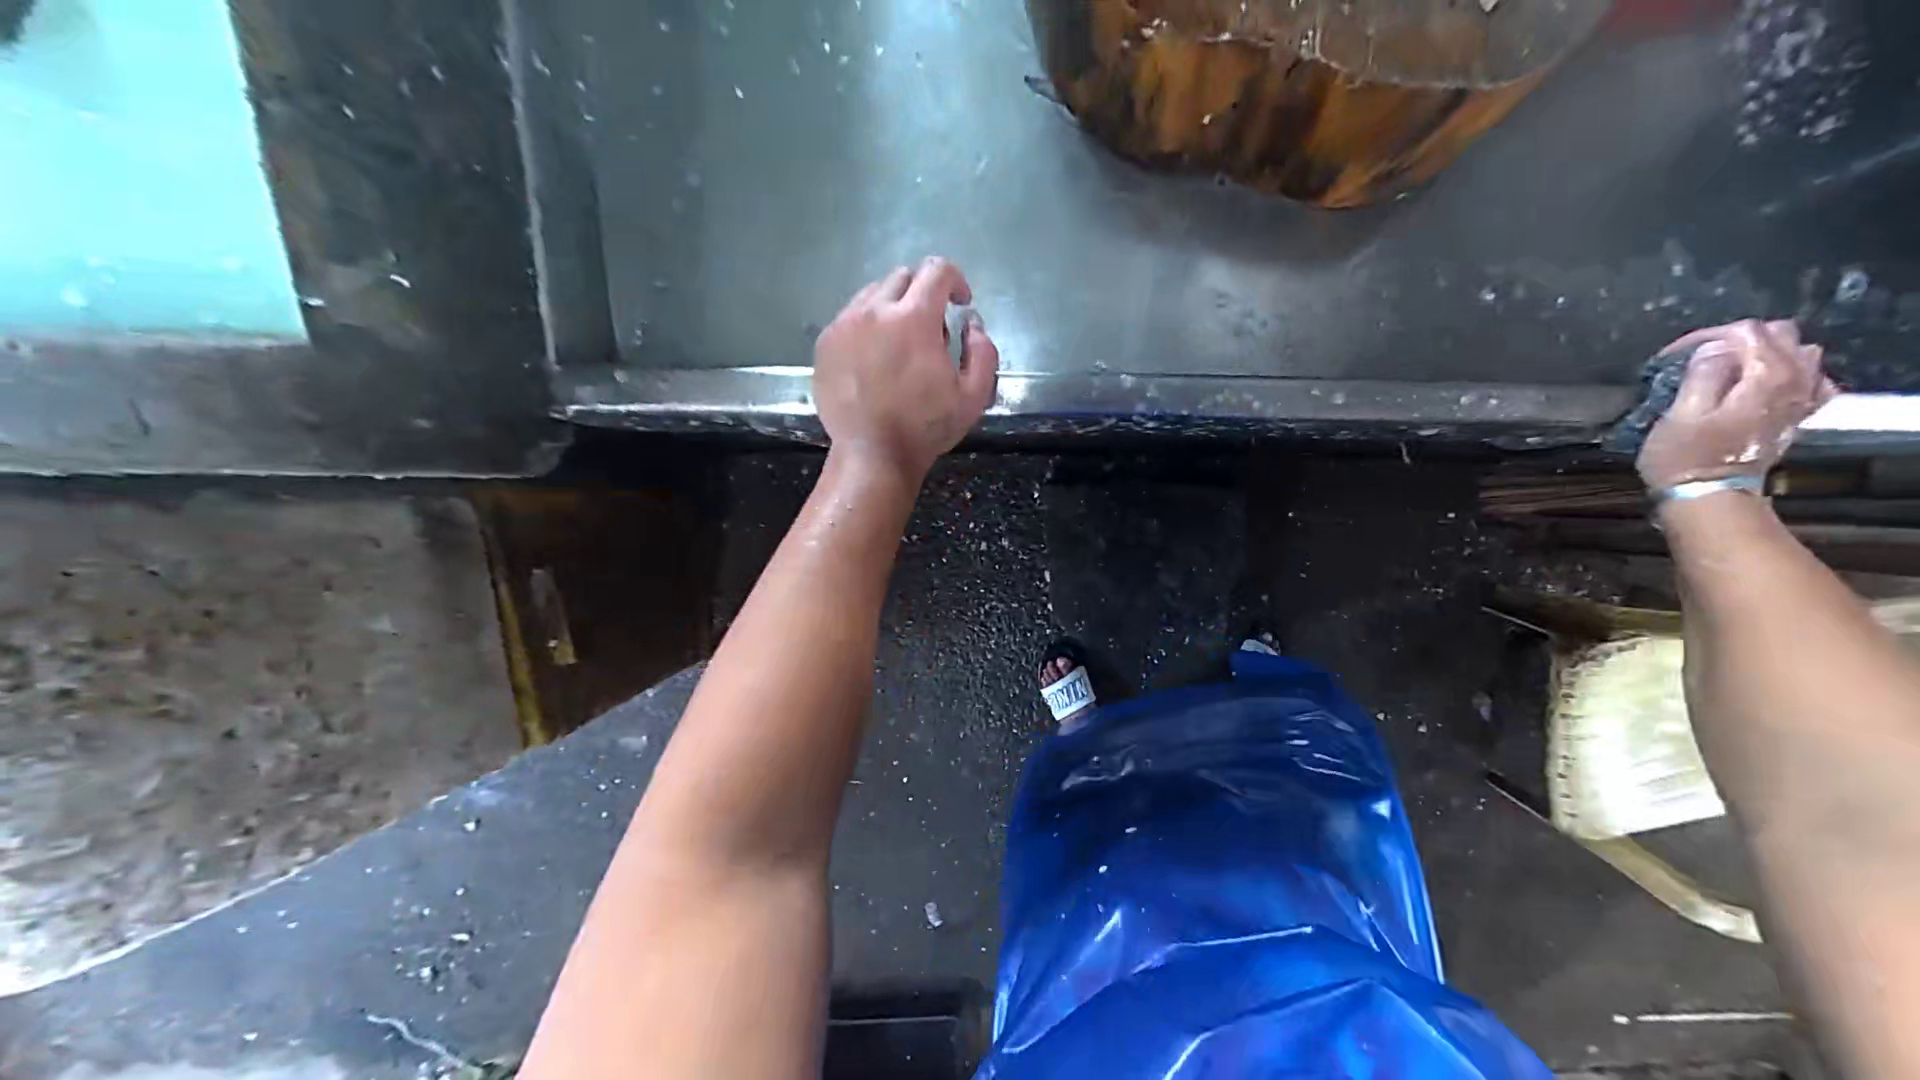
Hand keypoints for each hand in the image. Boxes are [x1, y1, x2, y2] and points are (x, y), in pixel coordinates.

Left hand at [812, 257, 999, 483]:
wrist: (872, 455)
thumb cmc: (925, 428)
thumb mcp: (973, 396)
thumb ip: (983, 352)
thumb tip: (972, 325)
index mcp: (913, 319)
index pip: (937, 271)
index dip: (955, 280)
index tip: (960, 302)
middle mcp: (874, 311)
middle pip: (903, 277)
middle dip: (924, 294)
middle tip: (931, 329)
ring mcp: (844, 325)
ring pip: (873, 294)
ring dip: (893, 306)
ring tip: (900, 343)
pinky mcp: (825, 343)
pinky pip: (850, 317)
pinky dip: (867, 325)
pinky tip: (874, 356)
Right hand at [1637, 319, 1835, 491]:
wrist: (1709, 495)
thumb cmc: (1684, 456)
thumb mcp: (1679, 415)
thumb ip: (1702, 375)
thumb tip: (1713, 349)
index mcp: (1766, 377)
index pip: (1747, 331)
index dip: (1708, 336)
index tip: (1673, 356)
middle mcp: (1796, 381)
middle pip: (1781, 335)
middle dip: (1737, 339)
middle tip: (1698, 358)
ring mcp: (1803, 399)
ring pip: (1799, 352)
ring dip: (1763, 353)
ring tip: (1725, 369)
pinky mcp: (1798, 414)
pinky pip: (1810, 379)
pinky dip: (1788, 374)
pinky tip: (1762, 385)